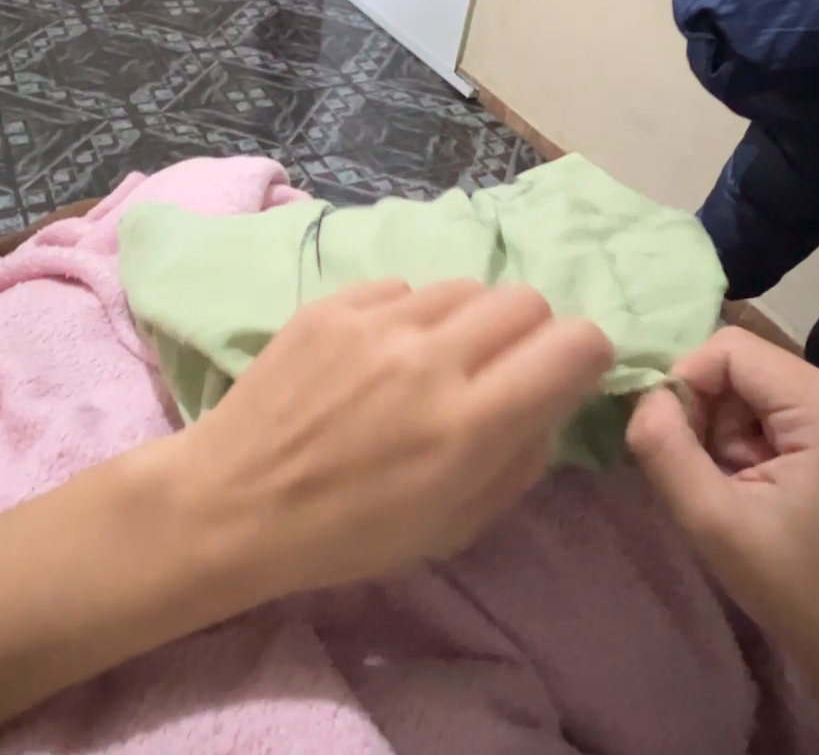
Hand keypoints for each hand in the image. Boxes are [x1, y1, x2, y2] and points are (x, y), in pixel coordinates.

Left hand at [152, 279, 613, 597]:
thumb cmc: (347, 533)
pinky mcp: (332, 303)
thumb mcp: (453, 527)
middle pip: (525, 299)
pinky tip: (379, 350)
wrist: (234, 500)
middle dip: (531, 333)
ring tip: (434, 358)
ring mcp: (376, 322)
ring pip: (465, 285)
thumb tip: (548, 402)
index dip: (584, 355)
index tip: (563, 375)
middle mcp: (430, 358)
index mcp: (469, 424)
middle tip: (499, 368)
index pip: (573, 344)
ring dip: (468, 321)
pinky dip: (410, 314)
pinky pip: (403, 287)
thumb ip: (519, 461)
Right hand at [625, 328, 818, 754]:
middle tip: (711, 475)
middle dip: (713, 414)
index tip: (678, 442)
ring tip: (741, 489)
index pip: (730, 348)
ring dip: (735, 431)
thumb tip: (646, 394)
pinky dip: (763, 441)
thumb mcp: (710, 521)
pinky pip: (793, 411)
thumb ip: (662, 444)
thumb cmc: (799, 593)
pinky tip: (767, 489)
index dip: (686, 383)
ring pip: (768, 390)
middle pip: (752, 368)